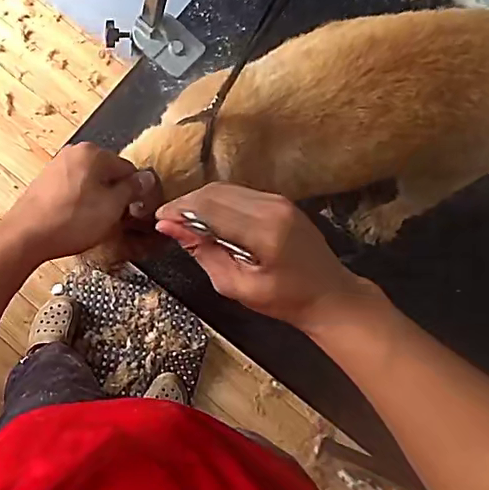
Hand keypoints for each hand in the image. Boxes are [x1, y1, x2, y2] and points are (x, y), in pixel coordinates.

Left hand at [0, 142, 158, 262]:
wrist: (25, 236)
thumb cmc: (67, 221)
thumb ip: (132, 189)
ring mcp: (57, 167)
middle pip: (108, 174)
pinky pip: (73, 191)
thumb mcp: (112, 207)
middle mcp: (74, 154)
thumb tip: (145, 179)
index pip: (129, 169)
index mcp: (93, 153)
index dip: (136, 192)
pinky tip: (77, 222)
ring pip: (90, 183)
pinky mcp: (46, 184)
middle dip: (115, 196)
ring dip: (97, 202)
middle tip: (116, 220)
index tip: (136, 210)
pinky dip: (79, 204)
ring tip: (95, 224)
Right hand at [155, 183, 379, 327]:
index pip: (208, 208)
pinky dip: (217, 203)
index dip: (179, 211)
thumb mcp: (237, 286)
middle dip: (185, 204)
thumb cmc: (286, 300)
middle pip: (214, 193)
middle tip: (166, 222)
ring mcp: (278, 201)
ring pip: (225, 189)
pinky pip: (239, 194)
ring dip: (200, 202)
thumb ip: (203, 254)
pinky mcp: (280, 201)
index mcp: (263, 232)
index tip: (159, 221)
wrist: (329, 294)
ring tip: (183, 222)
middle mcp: (272, 208)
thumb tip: (171, 228)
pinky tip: (207, 220)